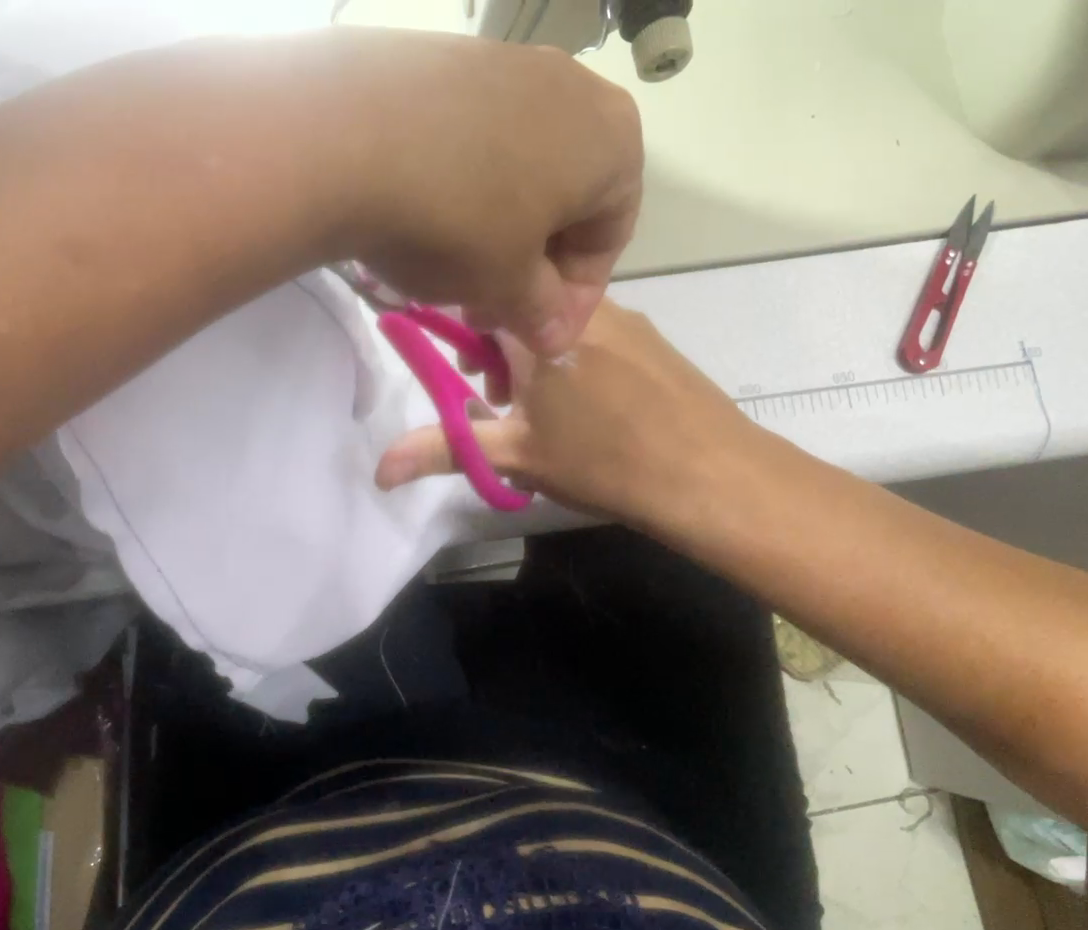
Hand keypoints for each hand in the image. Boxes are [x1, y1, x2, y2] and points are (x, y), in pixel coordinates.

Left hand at [315, 30, 643, 355]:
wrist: (346, 139)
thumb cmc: (457, 221)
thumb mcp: (506, 284)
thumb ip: (540, 312)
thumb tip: (553, 335)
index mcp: (612, 141)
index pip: (607, 238)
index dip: (571, 303)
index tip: (534, 341)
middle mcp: (572, 90)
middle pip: (561, 204)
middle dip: (527, 272)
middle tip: (485, 318)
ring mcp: (506, 67)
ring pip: (515, 175)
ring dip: (493, 237)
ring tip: (450, 281)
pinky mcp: (447, 65)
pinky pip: (471, 144)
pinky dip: (460, 192)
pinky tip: (423, 224)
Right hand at [375, 299, 778, 537]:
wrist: (709, 473)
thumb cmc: (601, 460)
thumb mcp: (514, 455)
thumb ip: (443, 450)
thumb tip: (378, 471)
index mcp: (537, 326)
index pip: (477, 299)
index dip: (461, 335)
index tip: (467, 379)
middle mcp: (580, 306)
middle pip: (519, 309)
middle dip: (499, 352)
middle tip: (503, 405)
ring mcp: (625, 318)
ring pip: (558, 323)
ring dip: (537, 358)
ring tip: (548, 414)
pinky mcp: (653, 339)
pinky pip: (596, 335)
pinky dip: (577, 361)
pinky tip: (595, 410)